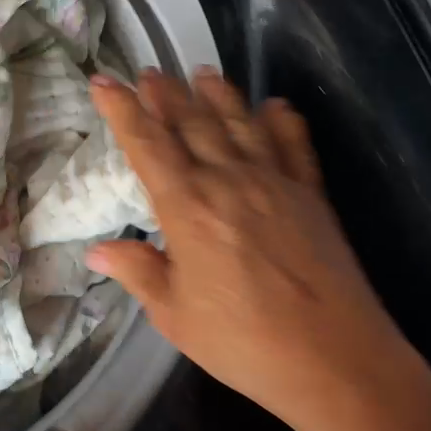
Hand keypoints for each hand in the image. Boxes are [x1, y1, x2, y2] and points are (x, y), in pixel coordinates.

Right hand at [86, 68, 413, 430]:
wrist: (332, 357)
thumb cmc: (241, 342)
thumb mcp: (174, 315)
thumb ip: (139, 273)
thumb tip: (98, 250)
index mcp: (187, 208)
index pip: (147, 145)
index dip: (122, 110)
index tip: (103, 81)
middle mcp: (230, 181)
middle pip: (194, 123)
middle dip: (168, 94)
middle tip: (151, 72)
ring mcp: (277, 182)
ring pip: (241, 123)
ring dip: (219, 94)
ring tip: (202, 72)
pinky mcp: (312, 195)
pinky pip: (294, 144)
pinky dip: (282, 120)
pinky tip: (274, 105)